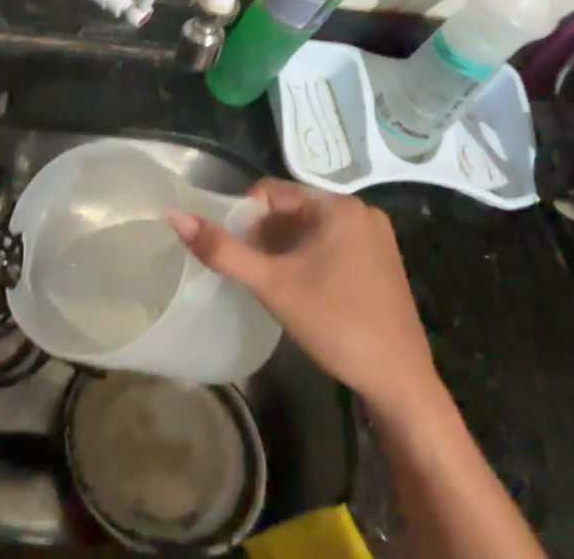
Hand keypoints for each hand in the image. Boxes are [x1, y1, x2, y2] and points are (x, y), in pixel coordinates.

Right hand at [165, 181, 441, 414]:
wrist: (400, 381)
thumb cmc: (336, 324)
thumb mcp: (271, 284)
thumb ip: (222, 249)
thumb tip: (173, 215)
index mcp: (339, 207)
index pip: (271, 192)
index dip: (243, 218)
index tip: (235, 253)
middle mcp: (361, 212)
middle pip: (290, 210)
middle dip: (263, 236)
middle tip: (252, 272)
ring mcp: (375, 238)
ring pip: (308, 229)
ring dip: (282, 249)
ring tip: (271, 283)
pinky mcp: (380, 263)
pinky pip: (329, 245)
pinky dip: (306, 260)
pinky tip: (299, 290)